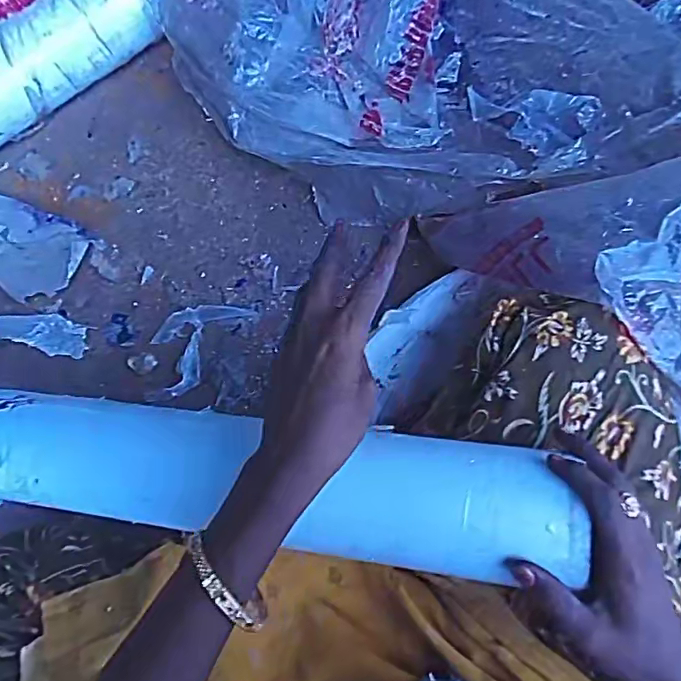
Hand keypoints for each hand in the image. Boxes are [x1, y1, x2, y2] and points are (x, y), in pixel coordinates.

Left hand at [256, 220, 408, 492]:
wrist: (291, 454)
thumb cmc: (337, 429)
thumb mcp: (366, 392)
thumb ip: (361, 359)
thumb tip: (354, 349)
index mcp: (344, 334)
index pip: (372, 284)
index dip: (387, 252)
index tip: (398, 227)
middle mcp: (315, 326)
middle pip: (327, 274)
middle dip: (337, 248)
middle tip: (343, 226)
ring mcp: (294, 338)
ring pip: (308, 292)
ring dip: (322, 271)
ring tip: (331, 257)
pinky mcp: (283, 353)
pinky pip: (300, 314)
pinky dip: (312, 299)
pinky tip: (318, 304)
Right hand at [508, 433, 680, 680]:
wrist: (672, 672)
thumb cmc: (629, 654)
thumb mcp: (586, 634)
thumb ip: (554, 599)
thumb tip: (517, 564)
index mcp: (625, 555)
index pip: (604, 500)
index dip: (579, 475)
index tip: (551, 459)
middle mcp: (639, 540)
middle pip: (619, 484)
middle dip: (592, 454)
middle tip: (562, 434)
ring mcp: (646, 544)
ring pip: (626, 491)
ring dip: (601, 466)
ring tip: (572, 452)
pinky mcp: (645, 551)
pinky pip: (626, 505)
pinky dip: (607, 484)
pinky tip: (590, 488)